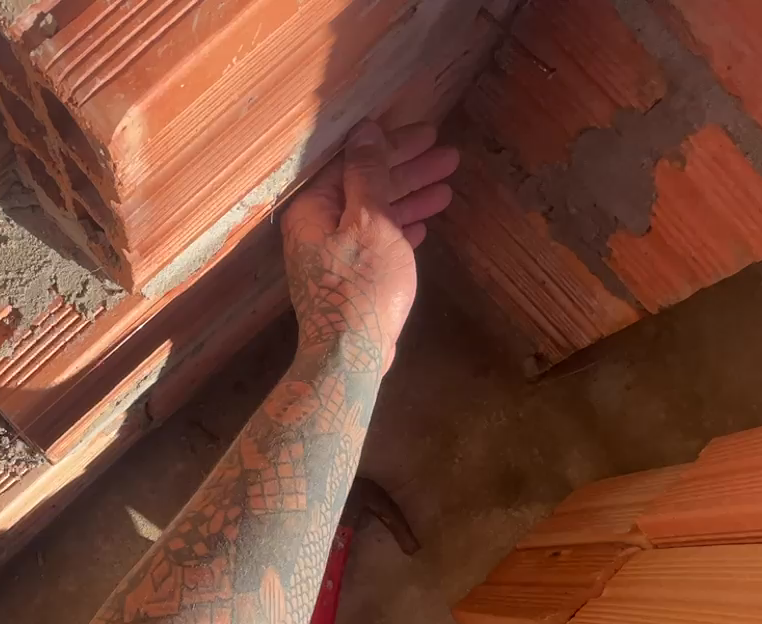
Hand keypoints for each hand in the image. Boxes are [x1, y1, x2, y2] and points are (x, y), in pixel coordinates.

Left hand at [280, 120, 460, 358]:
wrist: (350, 355)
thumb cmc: (361, 286)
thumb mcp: (370, 220)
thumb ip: (368, 174)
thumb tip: (364, 131)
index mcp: (312, 210)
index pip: (353, 163)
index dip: (393, 146)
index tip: (429, 135)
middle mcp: (315, 231)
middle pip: (366, 188)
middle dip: (408, 172)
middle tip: (448, 158)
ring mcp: (330, 259)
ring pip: (374, 218)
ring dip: (409, 201)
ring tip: (446, 189)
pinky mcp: (347, 283)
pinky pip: (375, 246)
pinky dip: (398, 233)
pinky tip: (422, 227)